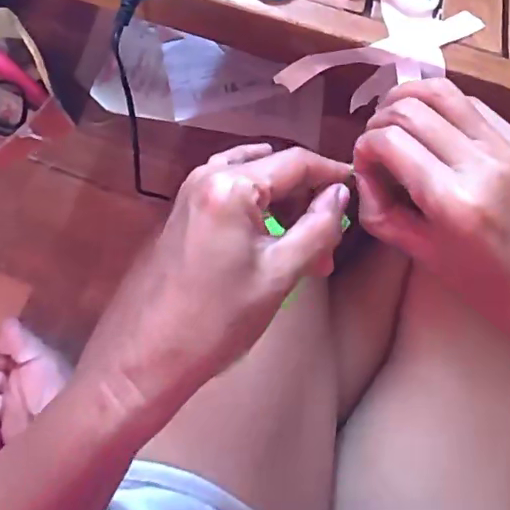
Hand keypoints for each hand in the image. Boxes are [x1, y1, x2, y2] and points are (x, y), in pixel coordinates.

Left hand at [77, 144, 350, 415]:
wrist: (148, 349)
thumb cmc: (216, 317)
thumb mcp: (279, 274)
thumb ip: (317, 228)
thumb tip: (340, 193)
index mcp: (230, 184)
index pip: (295, 161)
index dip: (332, 172)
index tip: (360, 190)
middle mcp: (207, 174)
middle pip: (273, 166)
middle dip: (308, 197)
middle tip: (331, 244)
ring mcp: (192, 188)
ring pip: (254, 177)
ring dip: (285, 203)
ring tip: (308, 248)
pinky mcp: (185, 205)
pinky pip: (231, 188)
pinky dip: (259, 204)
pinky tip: (274, 232)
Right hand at [352, 79, 509, 362]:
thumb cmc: (490, 287)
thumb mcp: (421, 253)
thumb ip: (379, 208)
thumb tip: (362, 169)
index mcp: (454, 201)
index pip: (388, 140)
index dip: (364, 147)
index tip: (364, 164)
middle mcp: (481, 166)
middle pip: (409, 108)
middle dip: (380, 119)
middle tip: (376, 143)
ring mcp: (508, 149)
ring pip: (440, 90)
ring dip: (407, 98)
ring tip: (397, 120)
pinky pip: (471, 103)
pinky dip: (441, 106)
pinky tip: (433, 126)